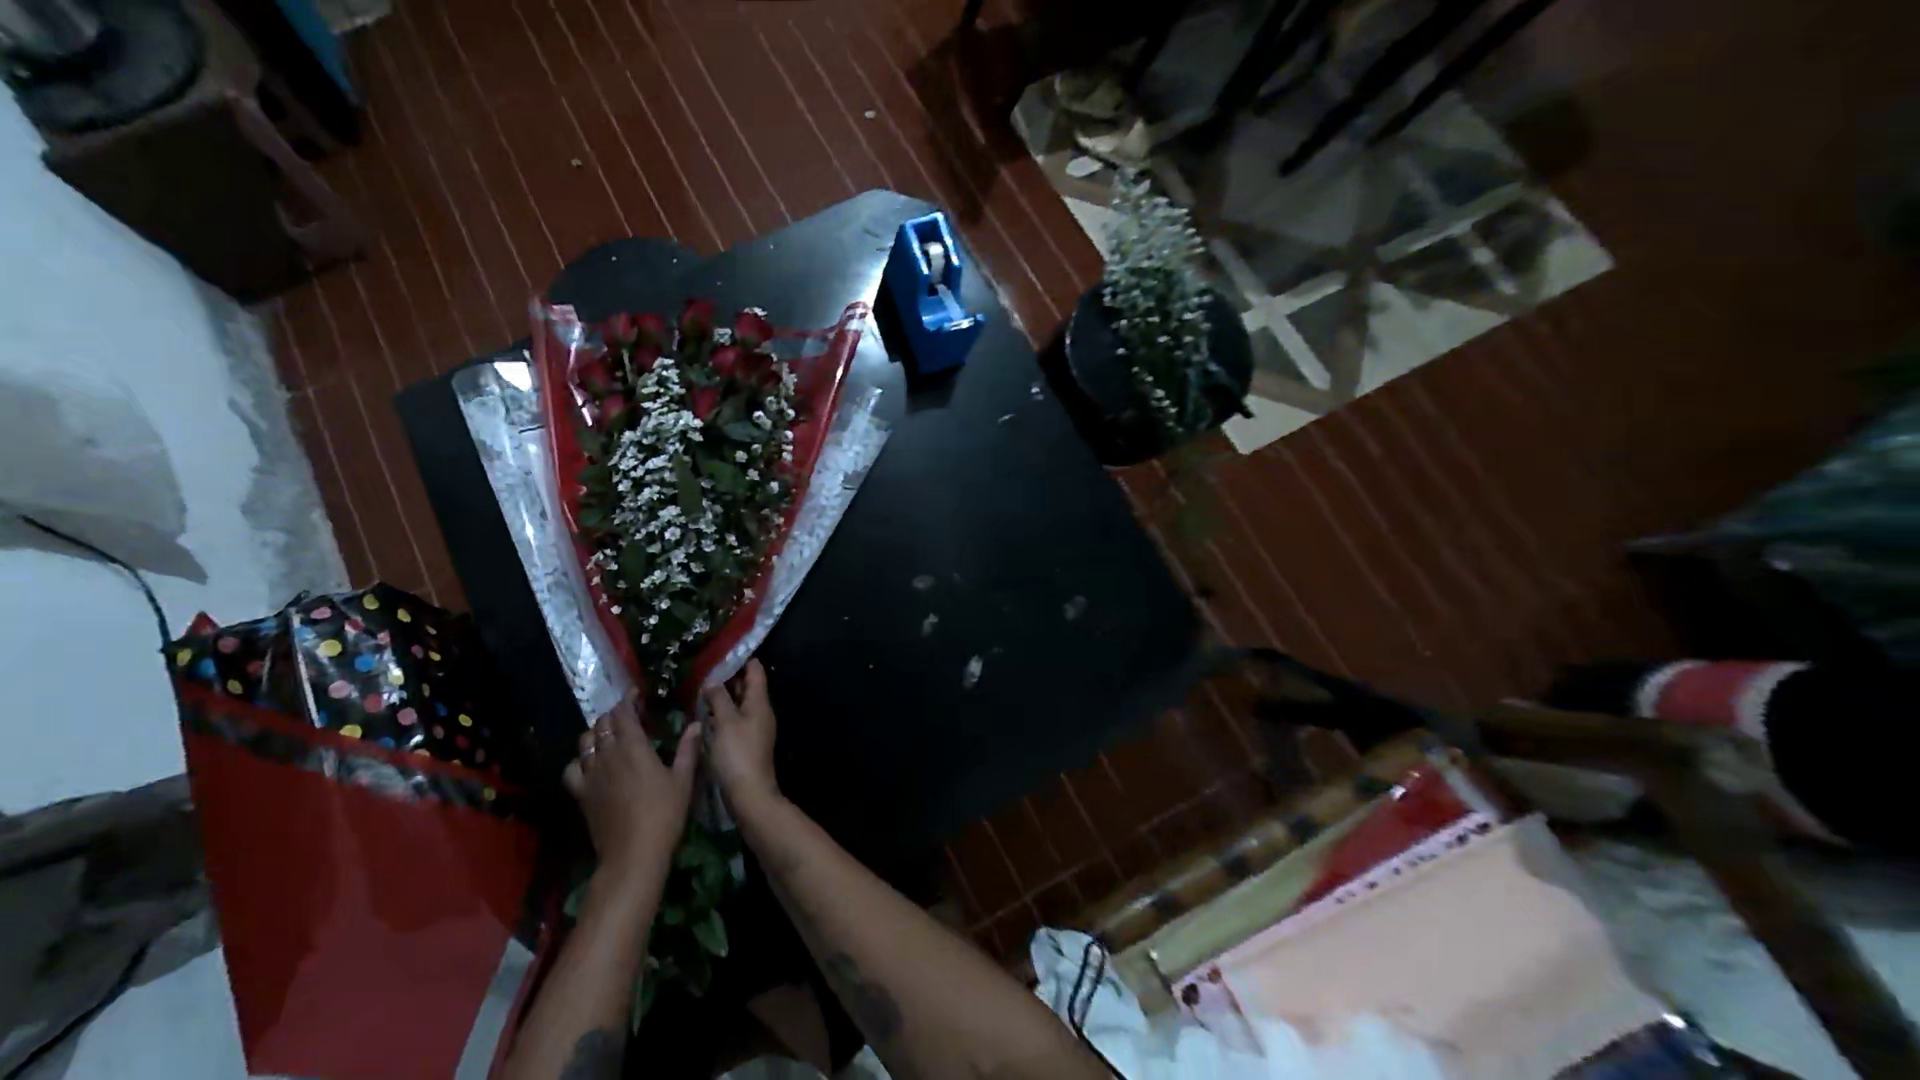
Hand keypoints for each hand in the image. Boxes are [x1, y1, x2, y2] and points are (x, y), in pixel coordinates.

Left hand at [563, 697, 700, 889]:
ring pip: (585, 742)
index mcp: (634, 748)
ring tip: (608, 733)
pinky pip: (572, 768)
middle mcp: (608, 755)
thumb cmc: (664, 814)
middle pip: (603, 725)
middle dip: (613, 714)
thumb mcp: (683, 780)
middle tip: (627, 714)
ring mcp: (591, 774)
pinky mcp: (581, 793)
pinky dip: (580, 759)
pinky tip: (589, 763)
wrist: (633, 853)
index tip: (636, 694)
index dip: (628, 701)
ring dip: (596, 732)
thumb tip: (696, 724)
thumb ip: (688, 749)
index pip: (624, 714)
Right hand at [702, 657, 779, 806]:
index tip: (724, 648)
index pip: (755, 672)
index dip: (743, 658)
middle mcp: (760, 712)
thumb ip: (719, 699)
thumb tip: (714, 679)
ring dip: (724, 694)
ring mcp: (754, 727)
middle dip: (729, 676)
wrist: (749, 792)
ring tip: (701, 684)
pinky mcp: (745, 742)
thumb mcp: (725, 722)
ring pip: (739, 703)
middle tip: (706, 665)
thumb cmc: (738, 753)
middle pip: (747, 687)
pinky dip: (722, 711)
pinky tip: (705, 711)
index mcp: (760, 703)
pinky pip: (734, 718)